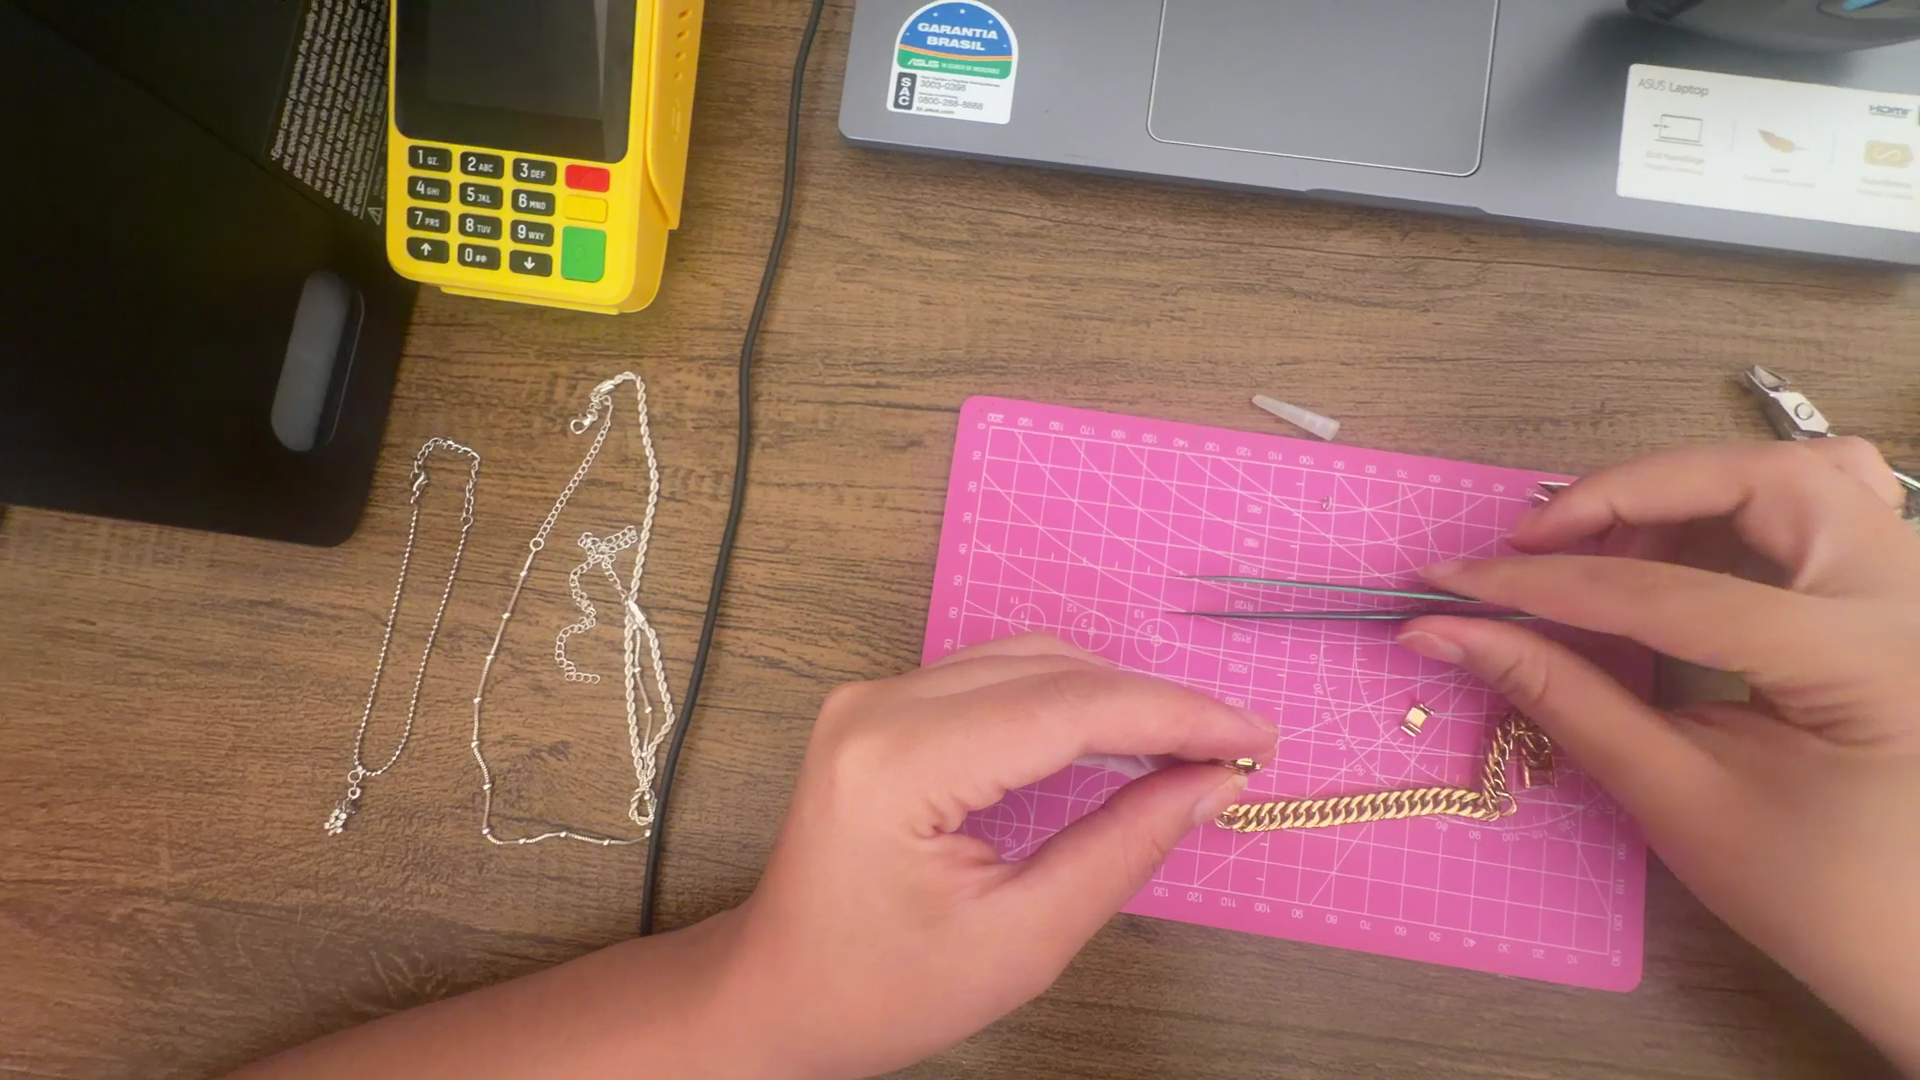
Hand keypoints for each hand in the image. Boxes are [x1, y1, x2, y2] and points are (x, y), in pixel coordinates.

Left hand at [701, 634, 1275, 1079]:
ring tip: (1185, 739)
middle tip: (1230, 745)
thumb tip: (1209, 783)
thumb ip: (1121, 848)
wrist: (778, 985)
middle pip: (1047, 671)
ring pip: (1025, 660)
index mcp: (899, 762)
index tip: (1254, 735)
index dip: (1171, 713)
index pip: (1063, 708)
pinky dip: (1065, 696)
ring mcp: (875, 692)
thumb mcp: (1020, 940)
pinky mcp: (884, 700)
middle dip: (1149, 701)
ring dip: (1111, 692)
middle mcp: (880, 702)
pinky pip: (994, 675)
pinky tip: (1113, 728)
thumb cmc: (886, 989)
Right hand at [1395, 439, 1919, 1071]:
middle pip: (1766, 480)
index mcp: (1870, 670)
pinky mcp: (1901, 595)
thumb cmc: (1815, 890)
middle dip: (1627, 496)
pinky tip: (1659, 560)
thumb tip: (1435, 630)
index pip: (1665, 595)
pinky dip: (1717, 512)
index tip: (1446, 579)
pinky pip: (1814, 508)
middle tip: (1537, 539)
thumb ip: (1551, 692)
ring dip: (1674, 497)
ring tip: (1593, 551)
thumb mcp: (1668, 792)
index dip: (1536, 582)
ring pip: (1797, 476)